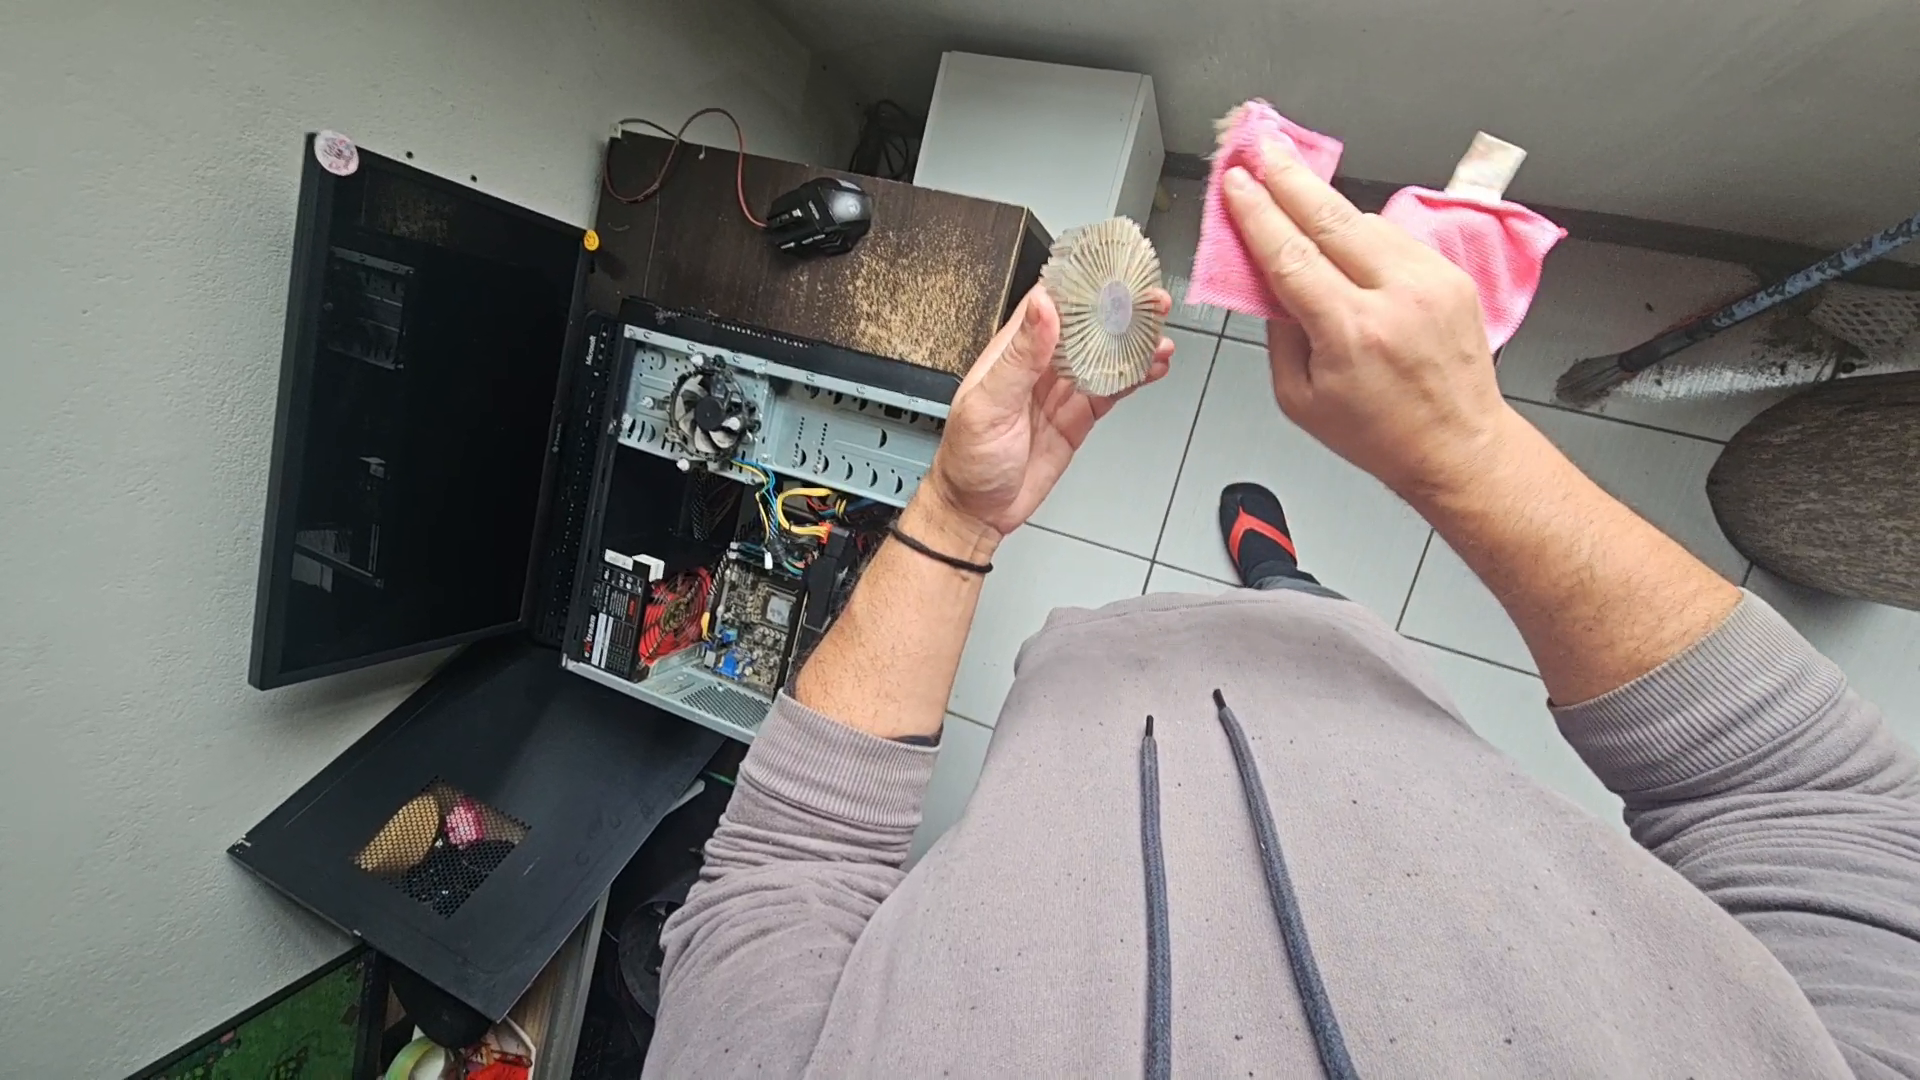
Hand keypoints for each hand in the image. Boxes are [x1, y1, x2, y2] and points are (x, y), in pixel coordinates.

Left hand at [912, 285, 1174, 555]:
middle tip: (1150, 299)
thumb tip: (1042, 308)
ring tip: (1161, 332)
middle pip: (1085, 326)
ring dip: (1133, 343)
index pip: (1049, 303)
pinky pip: (1110, 390)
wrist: (976, 511)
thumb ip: (1019, 357)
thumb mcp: (988, 404)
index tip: (1111, 269)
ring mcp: (1059, 392)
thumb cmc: (967, 460)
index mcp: (1011, 353)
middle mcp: (1038, 367)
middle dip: (1119, 310)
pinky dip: (1134, 378)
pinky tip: (1153, 367)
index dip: (1081, 284)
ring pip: (1104, 356)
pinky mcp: (1076, 418)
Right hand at [1221, 142, 1518, 502]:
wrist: (1455, 443)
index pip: (1291, 255)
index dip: (1257, 215)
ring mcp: (1431, 280)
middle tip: (1261, 150)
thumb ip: (1281, 336)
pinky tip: (1333, 223)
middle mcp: (1397, 296)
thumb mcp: (1298, 399)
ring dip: (1321, 201)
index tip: (1236, 186)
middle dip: (1288, 180)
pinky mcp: (1450, 277)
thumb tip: (1269, 288)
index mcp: (1351, 331)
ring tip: (1290, 180)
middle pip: (1330, 218)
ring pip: (1363, 221)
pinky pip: (1391, 238)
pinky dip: (1356, 227)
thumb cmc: (1374, 433)